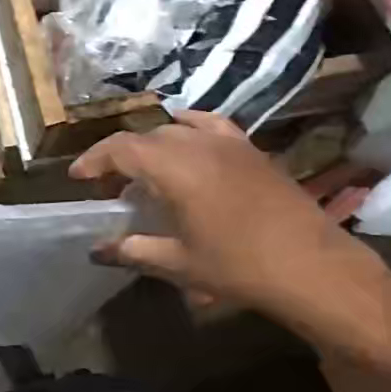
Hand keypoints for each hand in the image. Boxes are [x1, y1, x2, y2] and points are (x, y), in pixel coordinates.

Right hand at [70, 112, 390, 357]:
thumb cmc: (238, 266)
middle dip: (121, 157)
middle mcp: (198, 143)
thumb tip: (98, 249)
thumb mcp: (178, 262)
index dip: (93, 159)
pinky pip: (210, 125)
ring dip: (152, 147)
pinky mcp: (250, 148)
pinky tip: (187, 141)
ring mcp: (228, 141)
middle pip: (146, 137)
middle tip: (110, 187)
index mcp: (174, 167)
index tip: (78, 178)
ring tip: (145, 174)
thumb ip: (133, 250)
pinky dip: (189, 129)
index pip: (120, 148)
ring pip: (176, 130)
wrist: (312, 266)